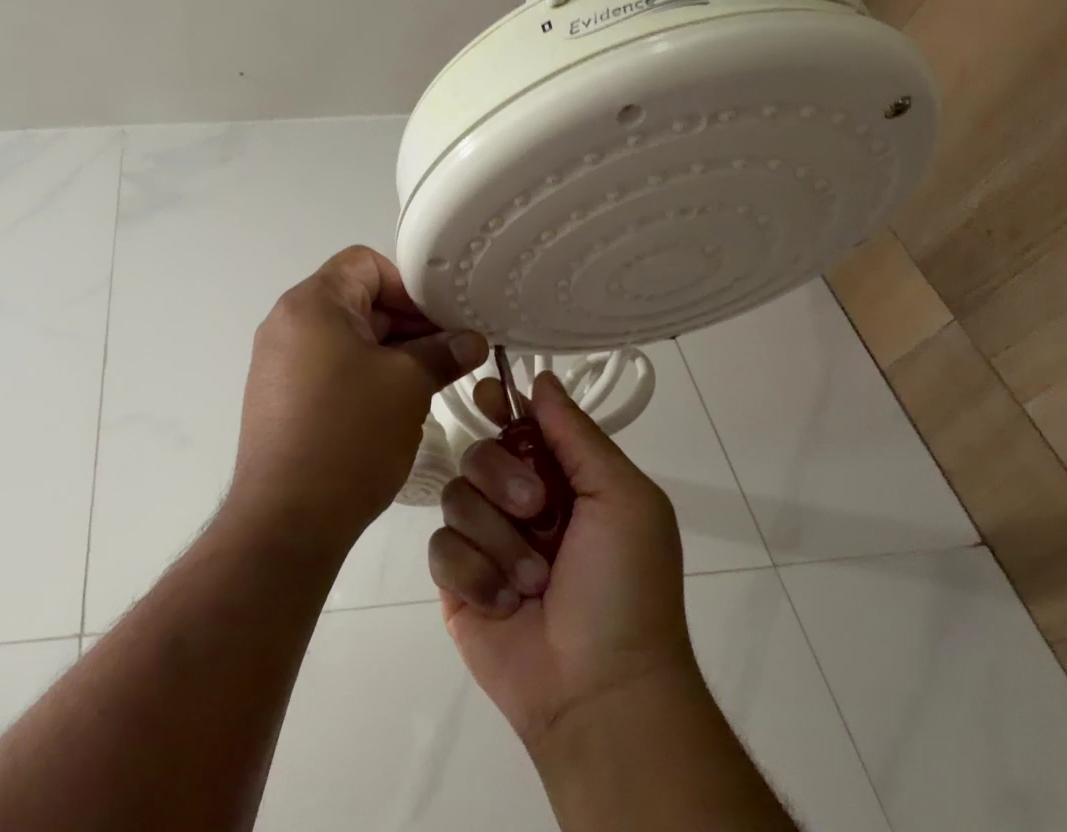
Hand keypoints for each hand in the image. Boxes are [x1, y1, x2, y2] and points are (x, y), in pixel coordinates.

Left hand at [228, 246, 488, 547]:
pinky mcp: (278, 399)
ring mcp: (277, 364)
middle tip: (447, 358)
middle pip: (355, 301)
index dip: (410, 287)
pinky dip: (362, 379)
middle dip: (406, 325)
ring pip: (344, 340)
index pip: (365, 263)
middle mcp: (285, 324)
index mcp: (311, 303)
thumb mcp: (408, 386)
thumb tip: (470, 342)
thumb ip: (443, 353)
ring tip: (424, 389)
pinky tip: (390, 413)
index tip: (442, 324)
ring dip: (388, 356)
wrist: (288, 516)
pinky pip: (327, 371)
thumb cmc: (349, 436)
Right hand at [427, 371, 693, 747]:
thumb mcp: (624, 499)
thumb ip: (577, 435)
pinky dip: (475, 574)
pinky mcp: (457, 581)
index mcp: (565, 482)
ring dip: (498, 540)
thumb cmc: (625, 588)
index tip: (488, 395)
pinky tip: (505, 604)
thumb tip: (540, 378)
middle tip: (537, 511)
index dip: (500, 406)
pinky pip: (441, 548)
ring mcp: (486, 543)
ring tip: (533, 582)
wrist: (598, 688)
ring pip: (456, 499)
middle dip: (503, 479)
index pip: (519, 426)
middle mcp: (521, 506)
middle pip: (479, 454)